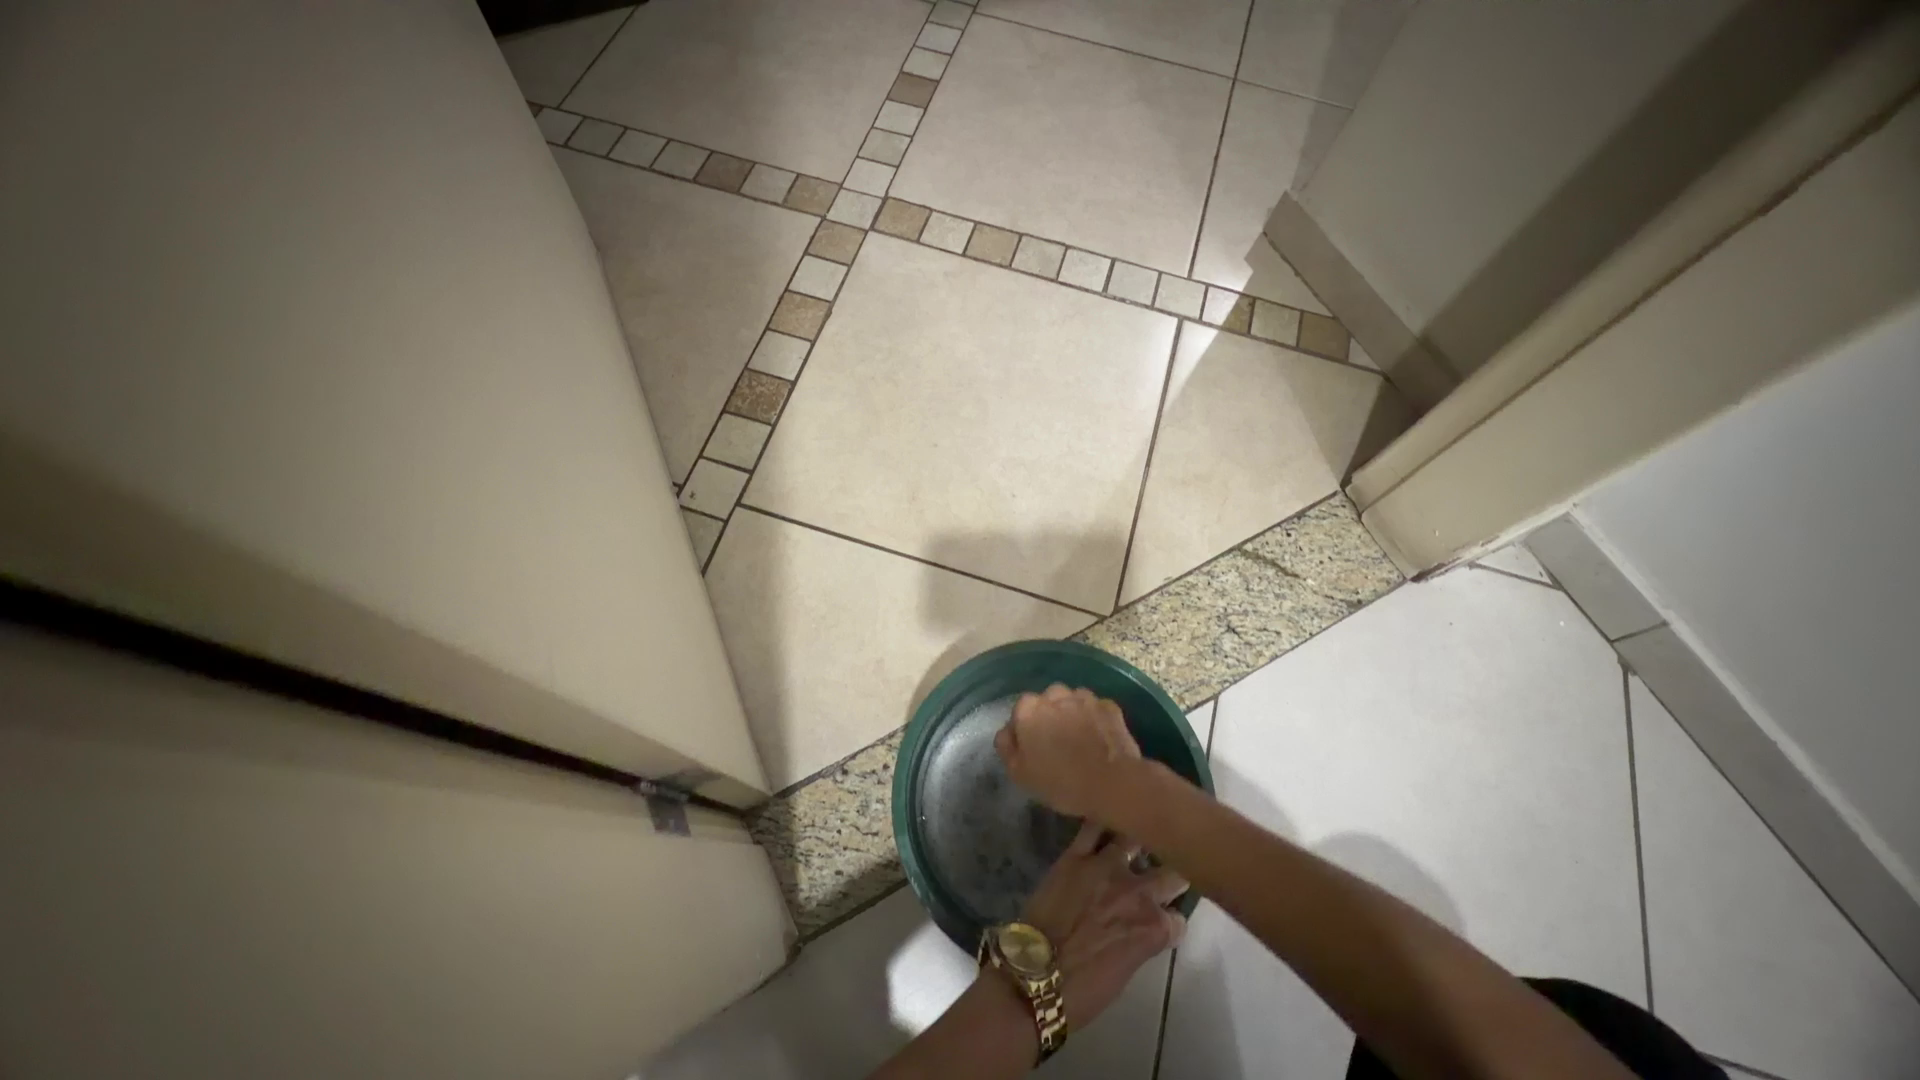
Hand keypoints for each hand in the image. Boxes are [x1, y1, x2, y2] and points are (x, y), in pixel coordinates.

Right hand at [994, 684, 1140, 818]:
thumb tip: (1007, 732)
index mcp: (1028, 709)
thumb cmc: (1060, 782)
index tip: (1033, 751)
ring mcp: (1084, 697)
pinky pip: (1095, 709)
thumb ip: (1005, 746)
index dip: (1025, 731)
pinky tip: (1098, 739)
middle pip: (1046, 703)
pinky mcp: (1109, 705)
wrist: (1112, 783)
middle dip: (1048, 717)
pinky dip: (1094, 719)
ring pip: (1071, 701)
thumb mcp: (1019, 774)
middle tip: (1056, 745)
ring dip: (1072, 714)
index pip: (1019, 712)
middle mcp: (1054, 695)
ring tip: (1079, 740)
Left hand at [1019, 822, 1187, 1030]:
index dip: (1172, 917)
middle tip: (1166, 870)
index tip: (1165, 918)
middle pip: (1171, 871)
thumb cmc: (1082, 991)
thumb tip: (1149, 925)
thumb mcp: (1127, 968)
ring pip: (1137, 838)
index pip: (1178, 916)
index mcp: (1155, 927)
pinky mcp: (1075, 855)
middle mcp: (1138, 892)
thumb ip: (1144, 938)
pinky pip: (1093, 827)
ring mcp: (1106, 867)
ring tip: (1140, 835)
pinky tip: (1106, 814)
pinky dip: (1102, 820)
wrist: (1032, 977)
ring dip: (1142, 839)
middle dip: (1173, 871)